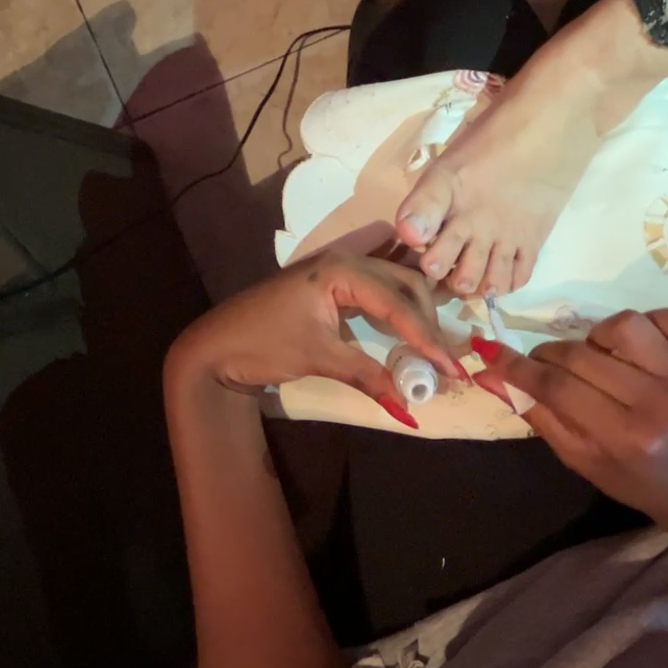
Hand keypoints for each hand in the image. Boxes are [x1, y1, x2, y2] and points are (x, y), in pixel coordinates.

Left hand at [166, 252, 465, 426]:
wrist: (215, 347)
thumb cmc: (261, 344)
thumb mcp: (318, 357)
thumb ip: (367, 375)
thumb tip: (409, 408)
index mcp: (341, 268)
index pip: (397, 300)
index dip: (427, 335)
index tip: (452, 366)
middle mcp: (345, 260)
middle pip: (404, 282)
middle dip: (429, 319)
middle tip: (447, 358)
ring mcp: (339, 269)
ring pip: (395, 283)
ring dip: (418, 312)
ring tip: (436, 346)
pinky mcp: (334, 285)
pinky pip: (379, 290)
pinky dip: (399, 308)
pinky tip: (413, 326)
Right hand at [473, 309, 667, 544]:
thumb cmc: (630, 477)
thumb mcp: (576, 456)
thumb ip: (534, 412)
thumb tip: (487, 373)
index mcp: (624, 436)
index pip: (557, 388)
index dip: (517, 367)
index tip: (490, 352)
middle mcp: (657, 401)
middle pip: (581, 356)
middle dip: (549, 356)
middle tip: (545, 368)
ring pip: (624, 324)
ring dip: (596, 337)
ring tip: (595, 359)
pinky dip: (646, 323)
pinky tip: (633, 349)